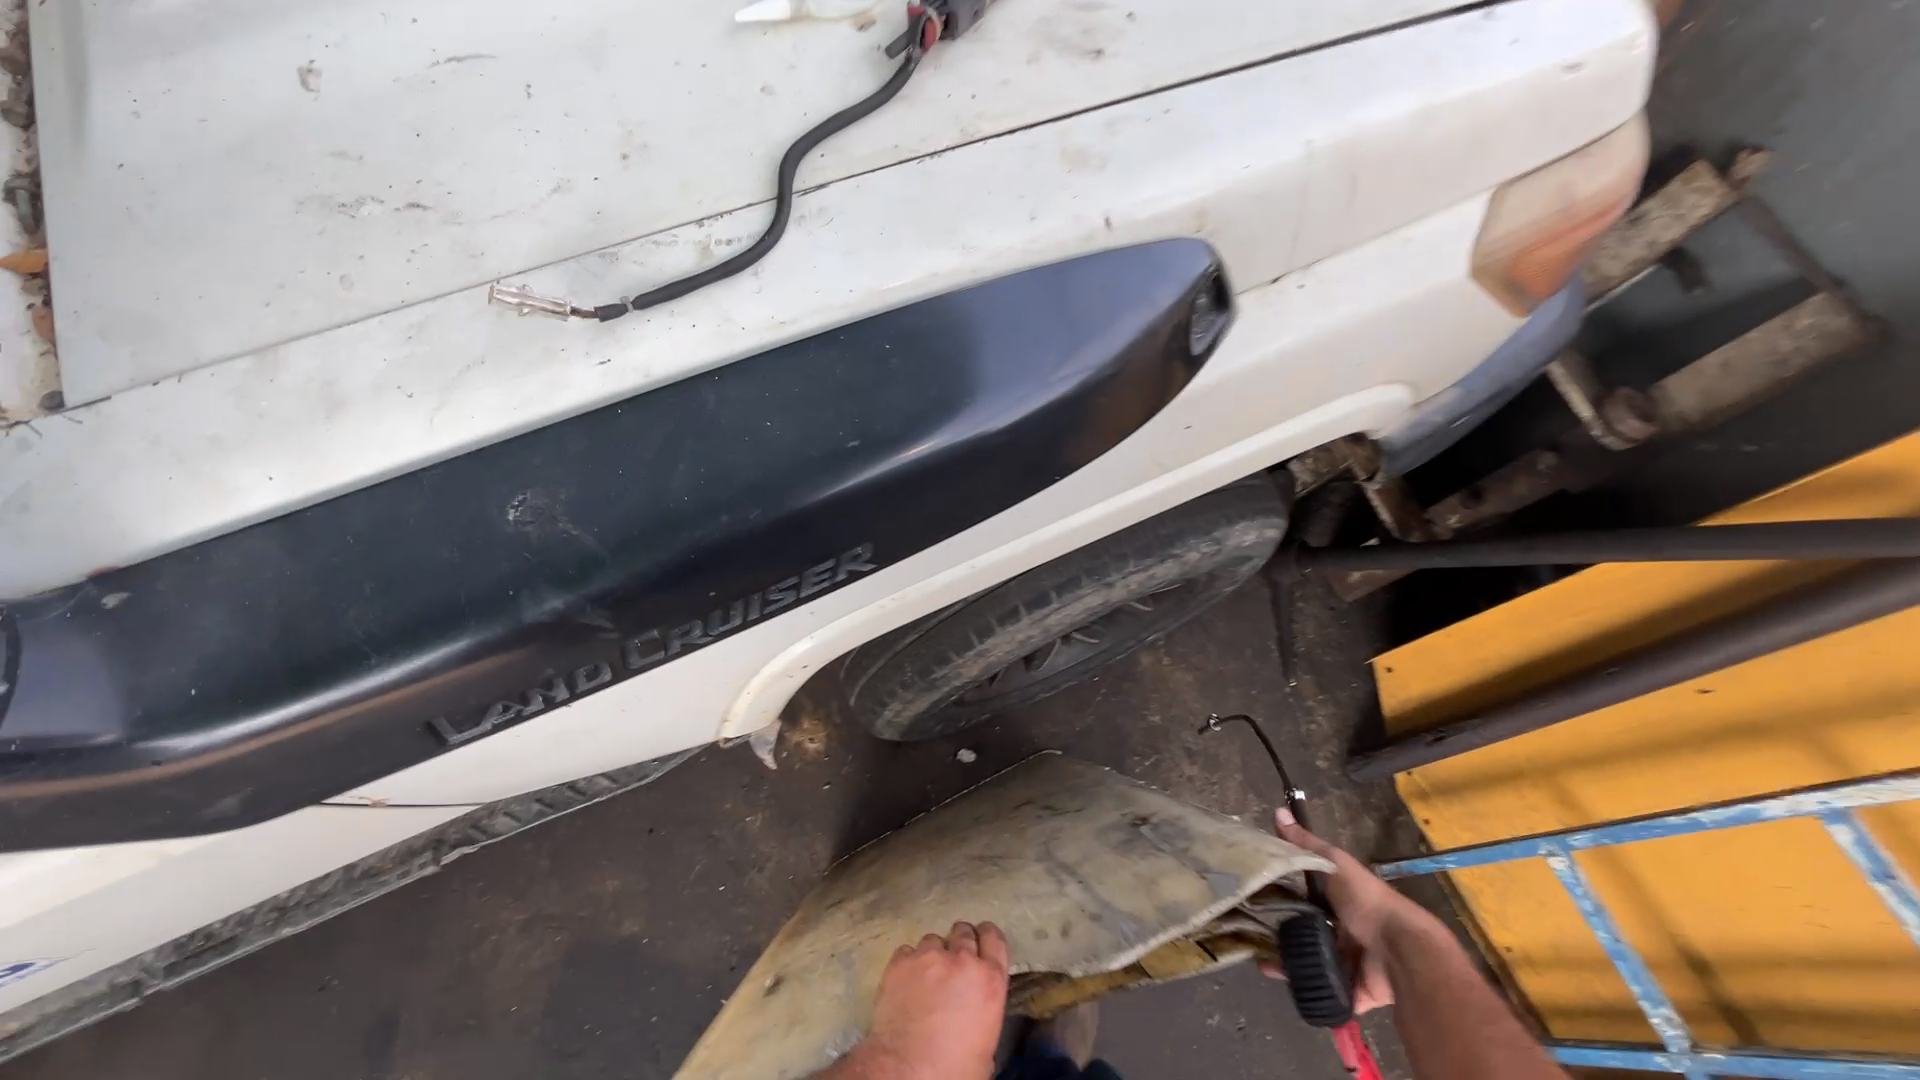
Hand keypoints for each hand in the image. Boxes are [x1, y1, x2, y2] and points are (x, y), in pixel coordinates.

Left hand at [845, 922, 1010, 1079]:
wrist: (908, 1071)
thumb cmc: (955, 1068)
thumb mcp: (988, 1043)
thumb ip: (986, 1011)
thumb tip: (976, 1011)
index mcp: (990, 980)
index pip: (994, 938)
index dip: (987, 936)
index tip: (981, 941)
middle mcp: (962, 960)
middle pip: (963, 932)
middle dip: (959, 942)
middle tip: (953, 962)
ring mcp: (929, 958)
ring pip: (933, 940)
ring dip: (933, 954)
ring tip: (926, 975)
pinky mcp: (900, 963)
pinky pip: (907, 951)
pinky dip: (908, 963)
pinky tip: (905, 981)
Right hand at [1264, 808, 1426, 1014]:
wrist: (1400, 950)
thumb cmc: (1367, 901)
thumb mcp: (1334, 864)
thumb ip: (1306, 844)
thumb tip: (1278, 811)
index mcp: (1340, 901)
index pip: (1303, 896)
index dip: (1279, 894)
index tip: (1251, 893)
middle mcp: (1343, 930)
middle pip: (1304, 930)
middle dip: (1279, 931)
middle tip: (1248, 928)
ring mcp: (1347, 961)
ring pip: (1309, 960)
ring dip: (1285, 959)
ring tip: (1258, 957)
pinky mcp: (1351, 989)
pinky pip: (1322, 989)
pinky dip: (1302, 985)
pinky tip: (1277, 977)